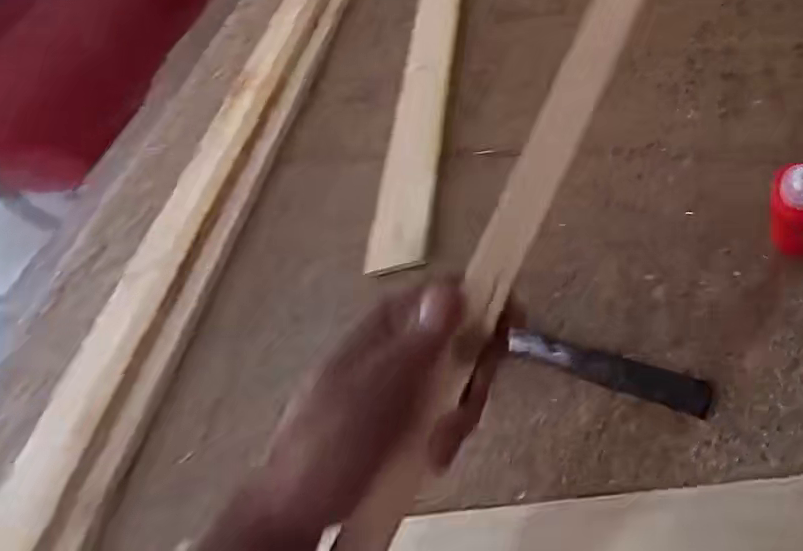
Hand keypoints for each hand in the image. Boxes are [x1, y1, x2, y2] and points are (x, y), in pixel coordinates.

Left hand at [200, 280, 507, 548]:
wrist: (289, 516)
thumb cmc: (331, 440)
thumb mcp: (380, 385)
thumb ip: (421, 337)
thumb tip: (454, 286)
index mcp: (389, 323)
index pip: (449, 288)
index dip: (485, 298)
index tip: (513, 322)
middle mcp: (401, 344)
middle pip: (465, 333)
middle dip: (475, 371)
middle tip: (470, 400)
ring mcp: (404, 381)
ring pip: (461, 375)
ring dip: (461, 411)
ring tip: (440, 446)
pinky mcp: (406, 416)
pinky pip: (447, 409)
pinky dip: (448, 432)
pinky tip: (432, 457)